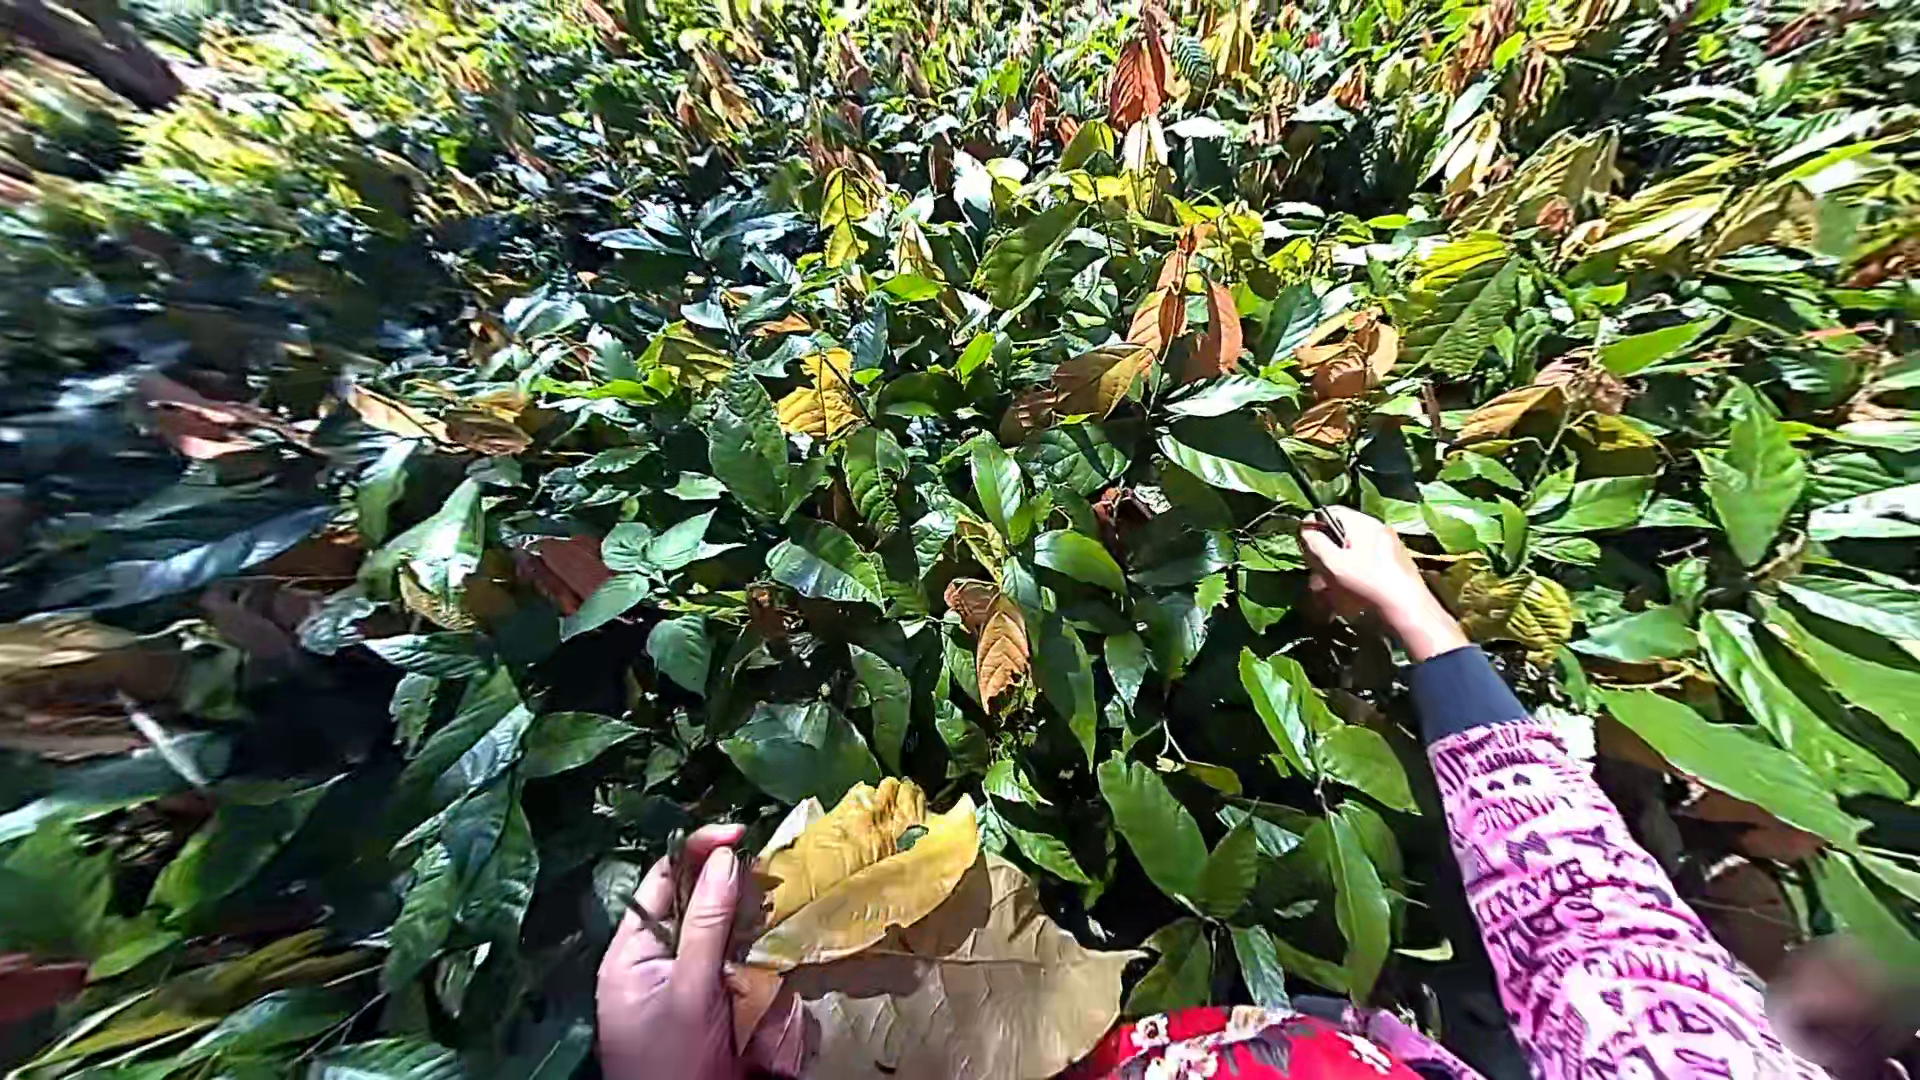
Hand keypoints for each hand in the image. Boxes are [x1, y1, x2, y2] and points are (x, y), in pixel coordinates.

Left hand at [597, 824, 746, 1079]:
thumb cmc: (674, 1063)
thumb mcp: (689, 990)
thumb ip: (708, 922)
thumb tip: (726, 854)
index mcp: (632, 951)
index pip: (664, 879)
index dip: (700, 849)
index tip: (739, 833)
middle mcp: (655, 953)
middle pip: (695, 894)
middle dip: (730, 878)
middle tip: (765, 870)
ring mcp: (685, 970)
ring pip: (720, 916)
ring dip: (747, 906)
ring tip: (772, 898)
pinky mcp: (711, 986)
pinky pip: (734, 944)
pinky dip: (753, 933)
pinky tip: (771, 929)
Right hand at [1299, 507, 1467, 661]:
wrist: (1408, 607)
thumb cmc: (1366, 582)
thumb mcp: (1332, 562)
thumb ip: (1314, 542)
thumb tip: (1305, 528)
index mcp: (1363, 523)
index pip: (1329, 511)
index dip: (1312, 526)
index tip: (1304, 545)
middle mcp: (1377, 529)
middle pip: (1339, 532)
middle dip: (1323, 551)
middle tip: (1316, 570)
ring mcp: (1388, 545)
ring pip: (1350, 549)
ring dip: (1335, 565)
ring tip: (1328, 586)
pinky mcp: (1394, 561)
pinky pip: (1364, 560)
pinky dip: (1351, 571)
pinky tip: (1347, 590)